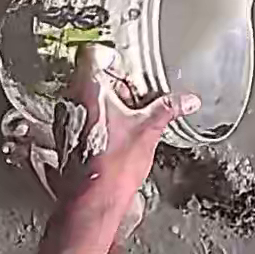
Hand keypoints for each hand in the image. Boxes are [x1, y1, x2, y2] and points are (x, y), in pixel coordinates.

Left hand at [55, 44, 198, 212]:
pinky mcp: (65, 137)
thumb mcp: (148, 129)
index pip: (91, 52)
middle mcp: (71, 99)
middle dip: (114, 83)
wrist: (93, 201)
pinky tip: (116, 134)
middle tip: (135, 97)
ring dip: (106, 101)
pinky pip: (81, 115)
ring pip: (85, 95)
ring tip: (128, 117)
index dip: (111, 56)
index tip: (126, 67)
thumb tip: (190, 100)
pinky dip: (98, 118)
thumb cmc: (114, 164)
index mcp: (88, 88)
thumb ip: (168, 108)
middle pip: (90, 74)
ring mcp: (65, 118)